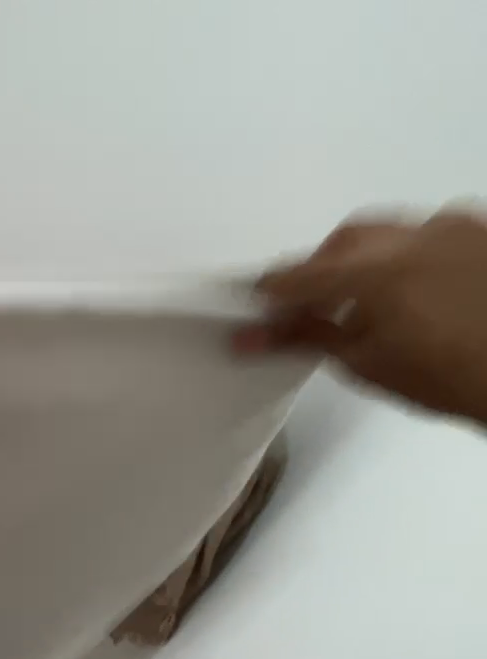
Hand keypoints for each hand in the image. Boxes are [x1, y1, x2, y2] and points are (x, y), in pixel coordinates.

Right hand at [235, 208, 486, 424]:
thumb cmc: (450, 375)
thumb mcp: (364, 361)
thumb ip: (303, 337)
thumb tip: (246, 337)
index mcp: (378, 273)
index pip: (295, 276)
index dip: (265, 295)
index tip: (251, 312)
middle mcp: (422, 239)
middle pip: (345, 241)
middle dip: (320, 269)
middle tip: (311, 309)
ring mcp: (466, 232)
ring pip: (395, 232)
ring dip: (369, 258)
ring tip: (371, 298)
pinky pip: (441, 234)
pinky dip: (415, 256)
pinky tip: (420, 289)